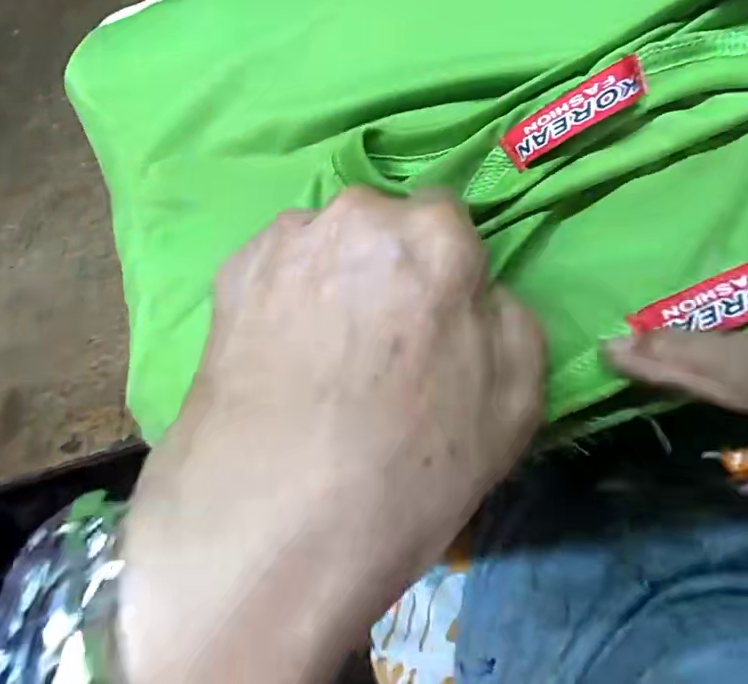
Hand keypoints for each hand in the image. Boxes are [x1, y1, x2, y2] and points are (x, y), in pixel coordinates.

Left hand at [187, 185, 544, 561]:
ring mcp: (289, 240)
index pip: (449, 215)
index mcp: (434, 236)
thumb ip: (509, 315)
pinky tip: (281, 352)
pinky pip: (282, 265)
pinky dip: (289, 291)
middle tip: (381, 337)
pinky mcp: (231, 272)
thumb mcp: (516, 399)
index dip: (447, 265)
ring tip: (325, 350)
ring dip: (338, 271)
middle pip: (388, 223)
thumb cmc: (411, 466)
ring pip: (331, 240)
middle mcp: (360, 216)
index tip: (436, 315)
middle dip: (393, 262)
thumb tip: (477, 293)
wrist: (269, 533)